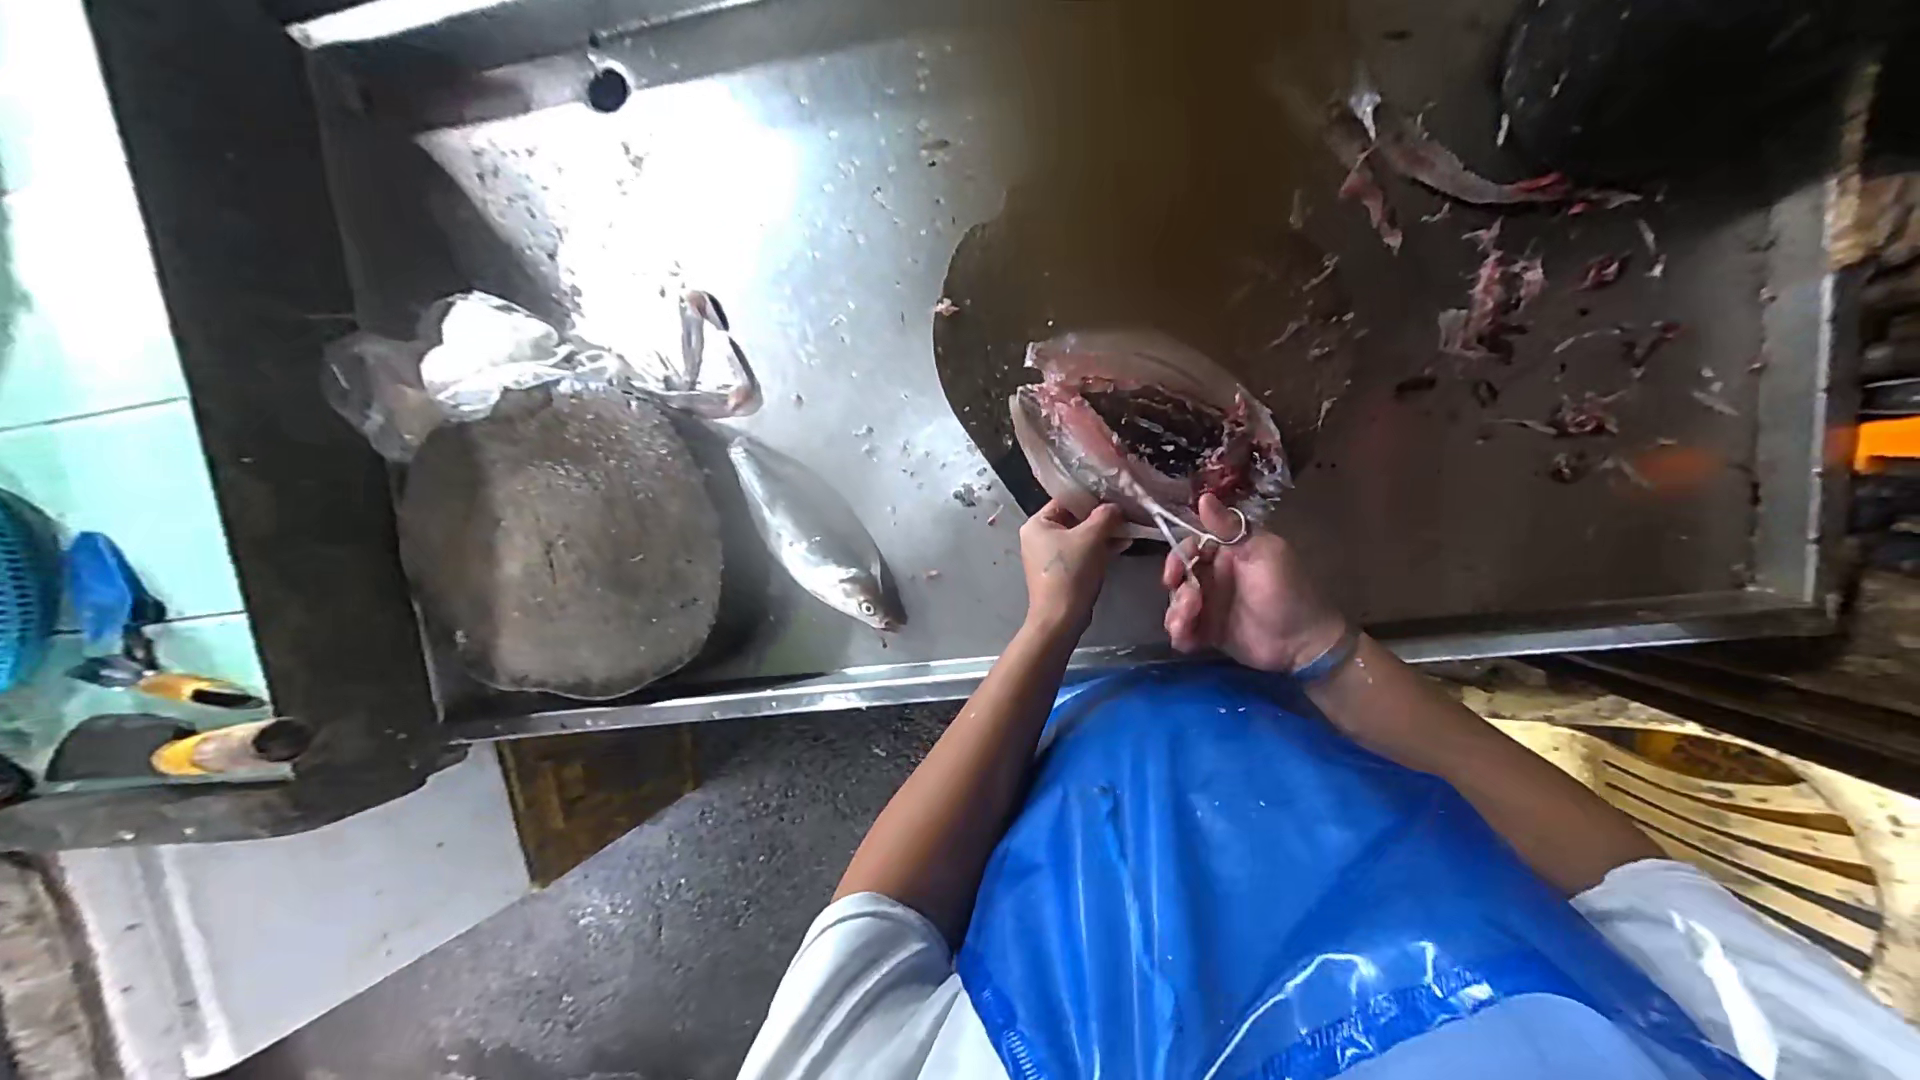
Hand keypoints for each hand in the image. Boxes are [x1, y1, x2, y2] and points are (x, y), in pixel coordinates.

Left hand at [1020, 499, 1125, 634]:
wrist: (1062, 617)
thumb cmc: (1071, 571)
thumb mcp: (1091, 537)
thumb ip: (1105, 515)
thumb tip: (1115, 507)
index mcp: (1036, 524)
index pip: (1066, 500)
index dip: (1091, 497)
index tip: (1115, 497)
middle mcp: (1038, 537)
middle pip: (1074, 518)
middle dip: (1101, 518)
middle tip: (1126, 514)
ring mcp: (1049, 556)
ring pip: (1080, 536)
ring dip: (1104, 534)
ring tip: (1128, 530)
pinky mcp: (1061, 571)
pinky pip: (1081, 552)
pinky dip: (1098, 548)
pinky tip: (1122, 545)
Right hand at [1160, 494, 1348, 672]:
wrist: (1303, 643)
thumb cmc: (1287, 592)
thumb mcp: (1263, 553)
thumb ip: (1231, 527)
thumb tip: (1203, 497)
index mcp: (1226, 554)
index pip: (1190, 547)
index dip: (1177, 557)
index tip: (1174, 573)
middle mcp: (1213, 577)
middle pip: (1178, 577)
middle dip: (1177, 590)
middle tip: (1191, 603)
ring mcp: (1209, 606)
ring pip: (1176, 604)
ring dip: (1176, 614)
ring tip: (1189, 625)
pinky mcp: (1208, 633)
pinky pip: (1183, 631)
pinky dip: (1180, 635)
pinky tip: (1188, 640)